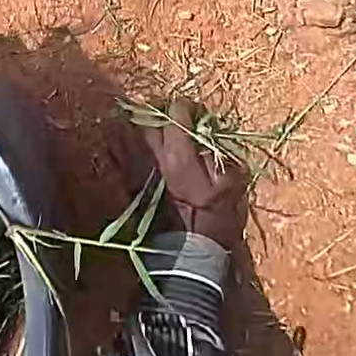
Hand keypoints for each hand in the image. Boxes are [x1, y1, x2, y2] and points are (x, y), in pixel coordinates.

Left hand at [142, 98, 247, 248]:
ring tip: (157, 124)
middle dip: (162, 110)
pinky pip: (125, 153)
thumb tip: (208, 132)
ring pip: (136, 133)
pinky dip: (128, 143)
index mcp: (180, 152)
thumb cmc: (217, 214)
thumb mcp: (230, 179)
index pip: (176, 111)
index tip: (197, 113)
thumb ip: (218, 150)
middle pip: (150, 117)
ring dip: (145, 125)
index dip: (188, 106)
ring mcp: (144, 167)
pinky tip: (135, 141)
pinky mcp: (137, 180)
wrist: (193, 249)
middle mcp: (157, 155)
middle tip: (175, 115)